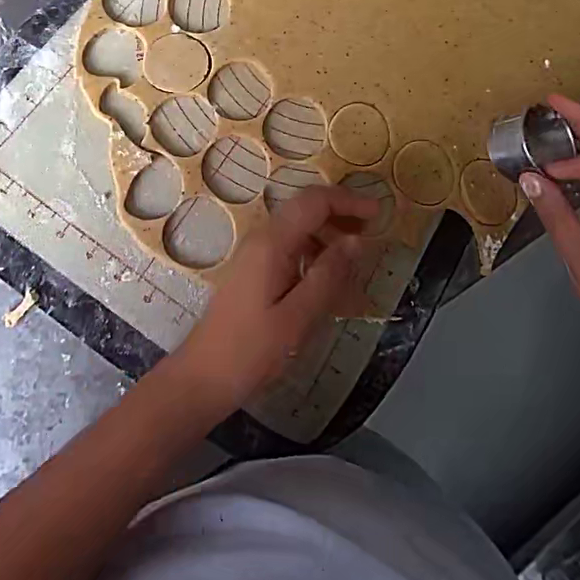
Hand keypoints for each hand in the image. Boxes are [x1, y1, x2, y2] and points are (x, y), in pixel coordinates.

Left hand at [164, 186, 377, 415]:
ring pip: (300, 226)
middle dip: (342, 211)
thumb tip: (356, 241)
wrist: (201, 378)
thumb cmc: (250, 351)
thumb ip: (329, 275)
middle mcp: (263, 238)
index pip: (315, 201)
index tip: (378, 214)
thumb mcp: (298, 317)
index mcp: (273, 243)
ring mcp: (256, 253)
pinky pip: (291, 246)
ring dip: (330, 231)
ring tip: (356, 256)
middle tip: (373, 231)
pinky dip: (316, 249)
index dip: (349, 201)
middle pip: (307, 207)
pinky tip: (329, 275)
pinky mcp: (255, 270)